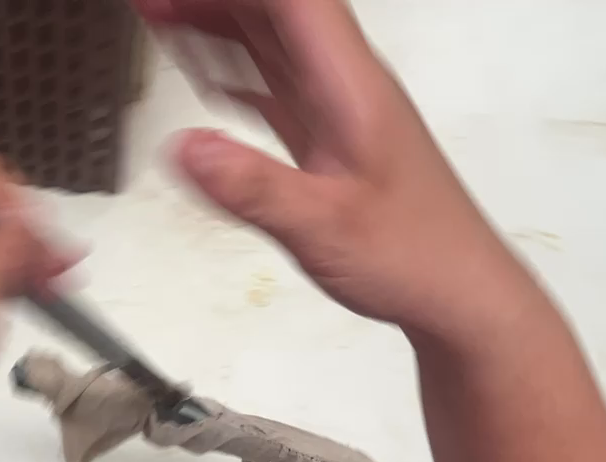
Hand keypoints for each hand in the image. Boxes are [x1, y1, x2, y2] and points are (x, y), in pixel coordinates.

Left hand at [0, 158, 73, 410]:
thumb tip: (19, 213)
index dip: (3, 200)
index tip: (31, 225)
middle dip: (27, 230)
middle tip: (55, 253)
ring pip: (0, 235)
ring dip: (34, 250)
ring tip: (65, 268)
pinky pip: (0, 260)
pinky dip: (26, 269)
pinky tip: (54, 279)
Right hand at [137, 0, 540, 347]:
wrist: (452, 289)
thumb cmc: (410, 254)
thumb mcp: (322, 226)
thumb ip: (252, 187)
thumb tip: (186, 148)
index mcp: (348, 89)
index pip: (287, 2)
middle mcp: (342, 89)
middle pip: (273, 14)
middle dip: (211, 3)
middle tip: (153, 3)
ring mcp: (334, 115)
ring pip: (270, 49)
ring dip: (218, 29)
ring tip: (165, 21)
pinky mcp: (326, 144)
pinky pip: (272, 93)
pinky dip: (235, 80)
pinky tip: (210, 83)